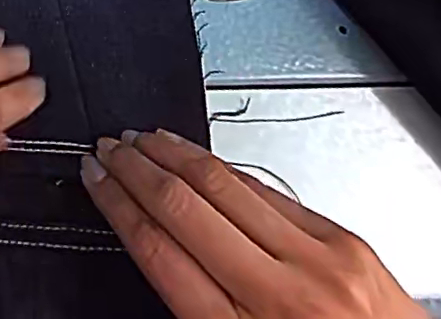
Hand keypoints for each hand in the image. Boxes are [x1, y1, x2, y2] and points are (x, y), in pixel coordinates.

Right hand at [83, 129, 426, 318]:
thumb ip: (202, 313)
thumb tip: (158, 251)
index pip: (160, 252)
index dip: (118, 206)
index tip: (96, 180)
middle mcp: (281, 297)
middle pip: (184, 207)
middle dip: (135, 169)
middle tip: (107, 148)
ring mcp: (318, 261)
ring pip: (222, 182)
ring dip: (171, 153)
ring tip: (140, 139)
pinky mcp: (344, 240)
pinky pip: (265, 189)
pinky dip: (220, 167)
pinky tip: (197, 155)